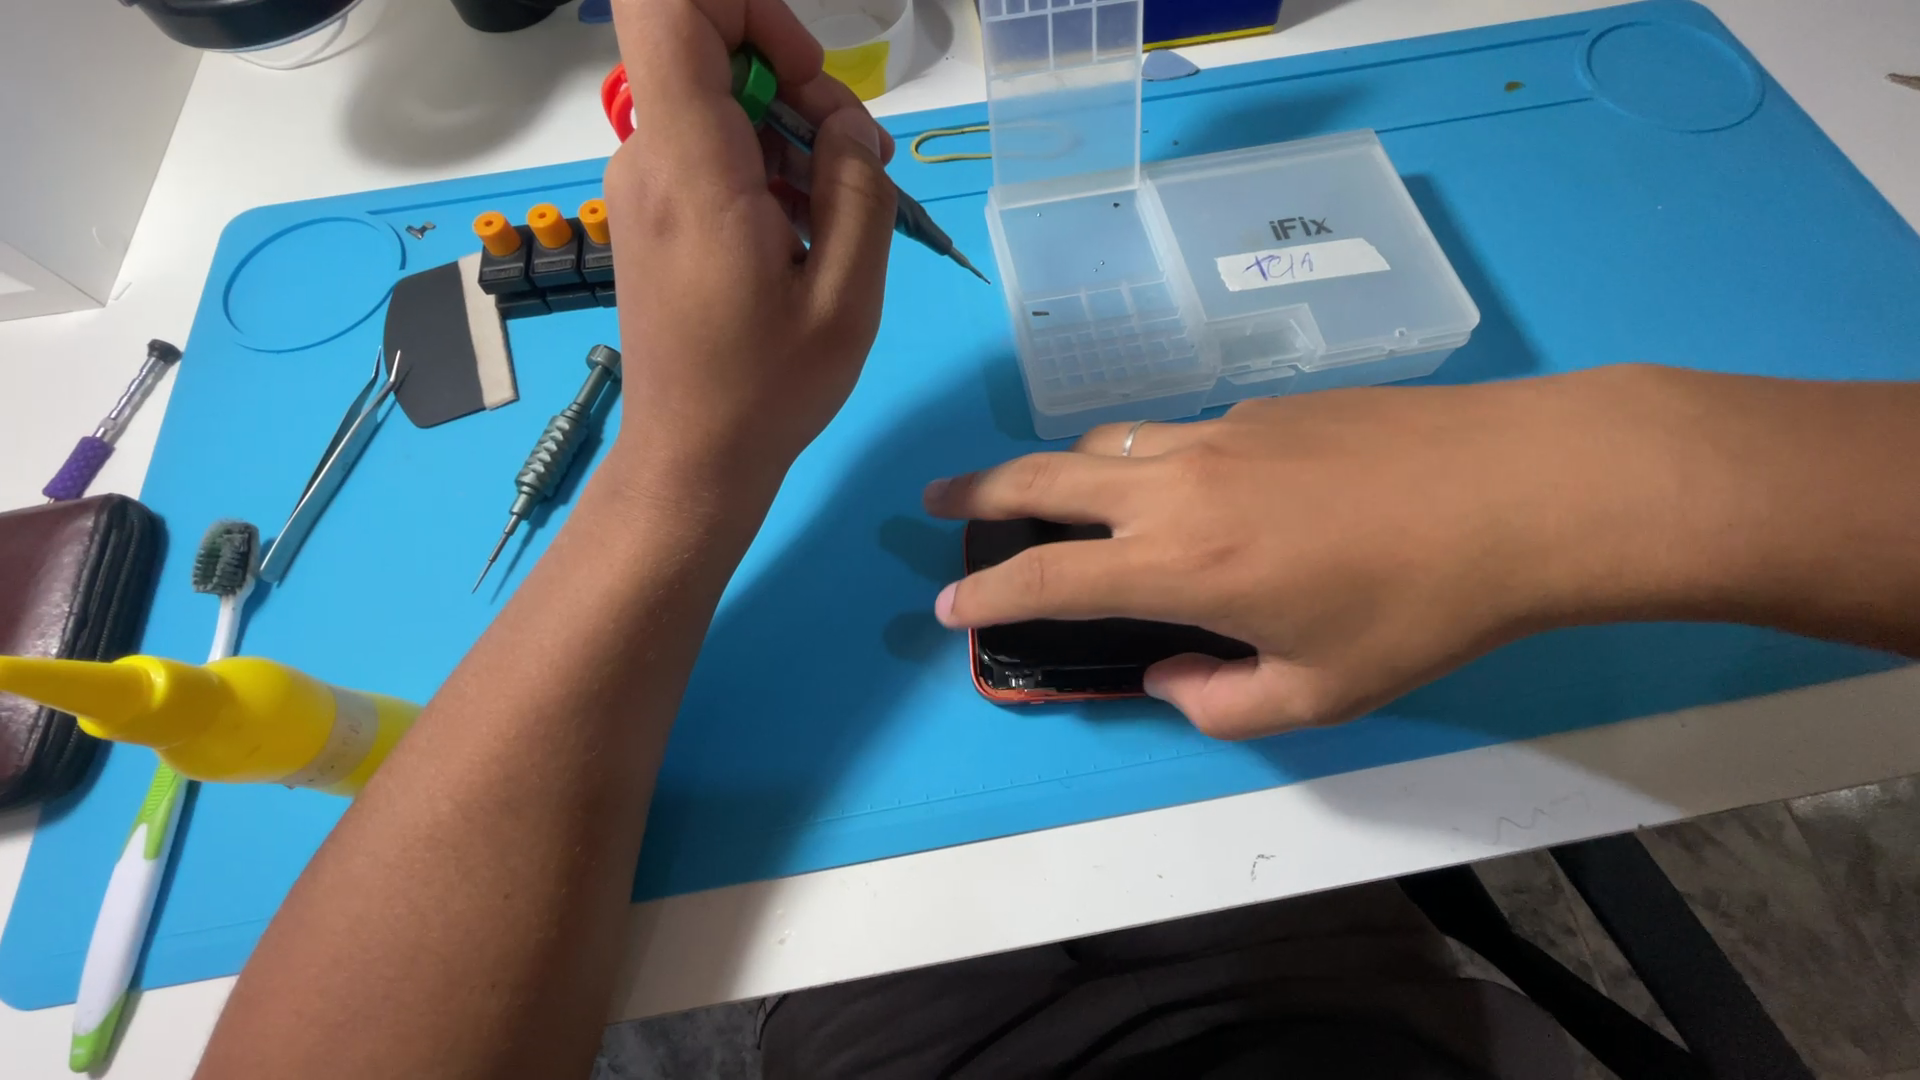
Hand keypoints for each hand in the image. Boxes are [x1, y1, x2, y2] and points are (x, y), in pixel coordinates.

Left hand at [603, 0, 897, 503]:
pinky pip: (713, 158)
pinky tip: (804, 242)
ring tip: (841, 222)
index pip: (671, 6)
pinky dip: (768, 177)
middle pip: (713, 56)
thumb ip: (858, 191)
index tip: (808, 79)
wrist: (694, 458)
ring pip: (721, 111)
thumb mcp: (846, 298)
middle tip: (862, 172)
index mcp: (692, 169)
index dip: (746, 7)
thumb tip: (848, 128)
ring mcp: (646, 191)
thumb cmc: (769, 390)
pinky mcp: (655, 220)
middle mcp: (650, 161)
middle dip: (801, 94)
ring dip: (793, 144)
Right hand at [924, 368, 1726, 737]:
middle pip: (1044, 476)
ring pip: (1102, 443)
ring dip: (1059, 470)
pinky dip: (1143, 461)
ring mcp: (1214, 433)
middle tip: (936, 500)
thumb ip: (1218, 700)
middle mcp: (1173, 485)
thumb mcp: (1318, 693)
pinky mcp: (1257, 405)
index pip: (1047, 579)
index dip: (986, 596)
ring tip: (1056, 497)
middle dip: (977, 491)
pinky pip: (1170, 434)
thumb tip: (1168, 674)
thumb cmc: (1419, 608)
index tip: (948, 608)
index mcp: (1179, 563)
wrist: (1523, 487)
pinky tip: (1191, 488)